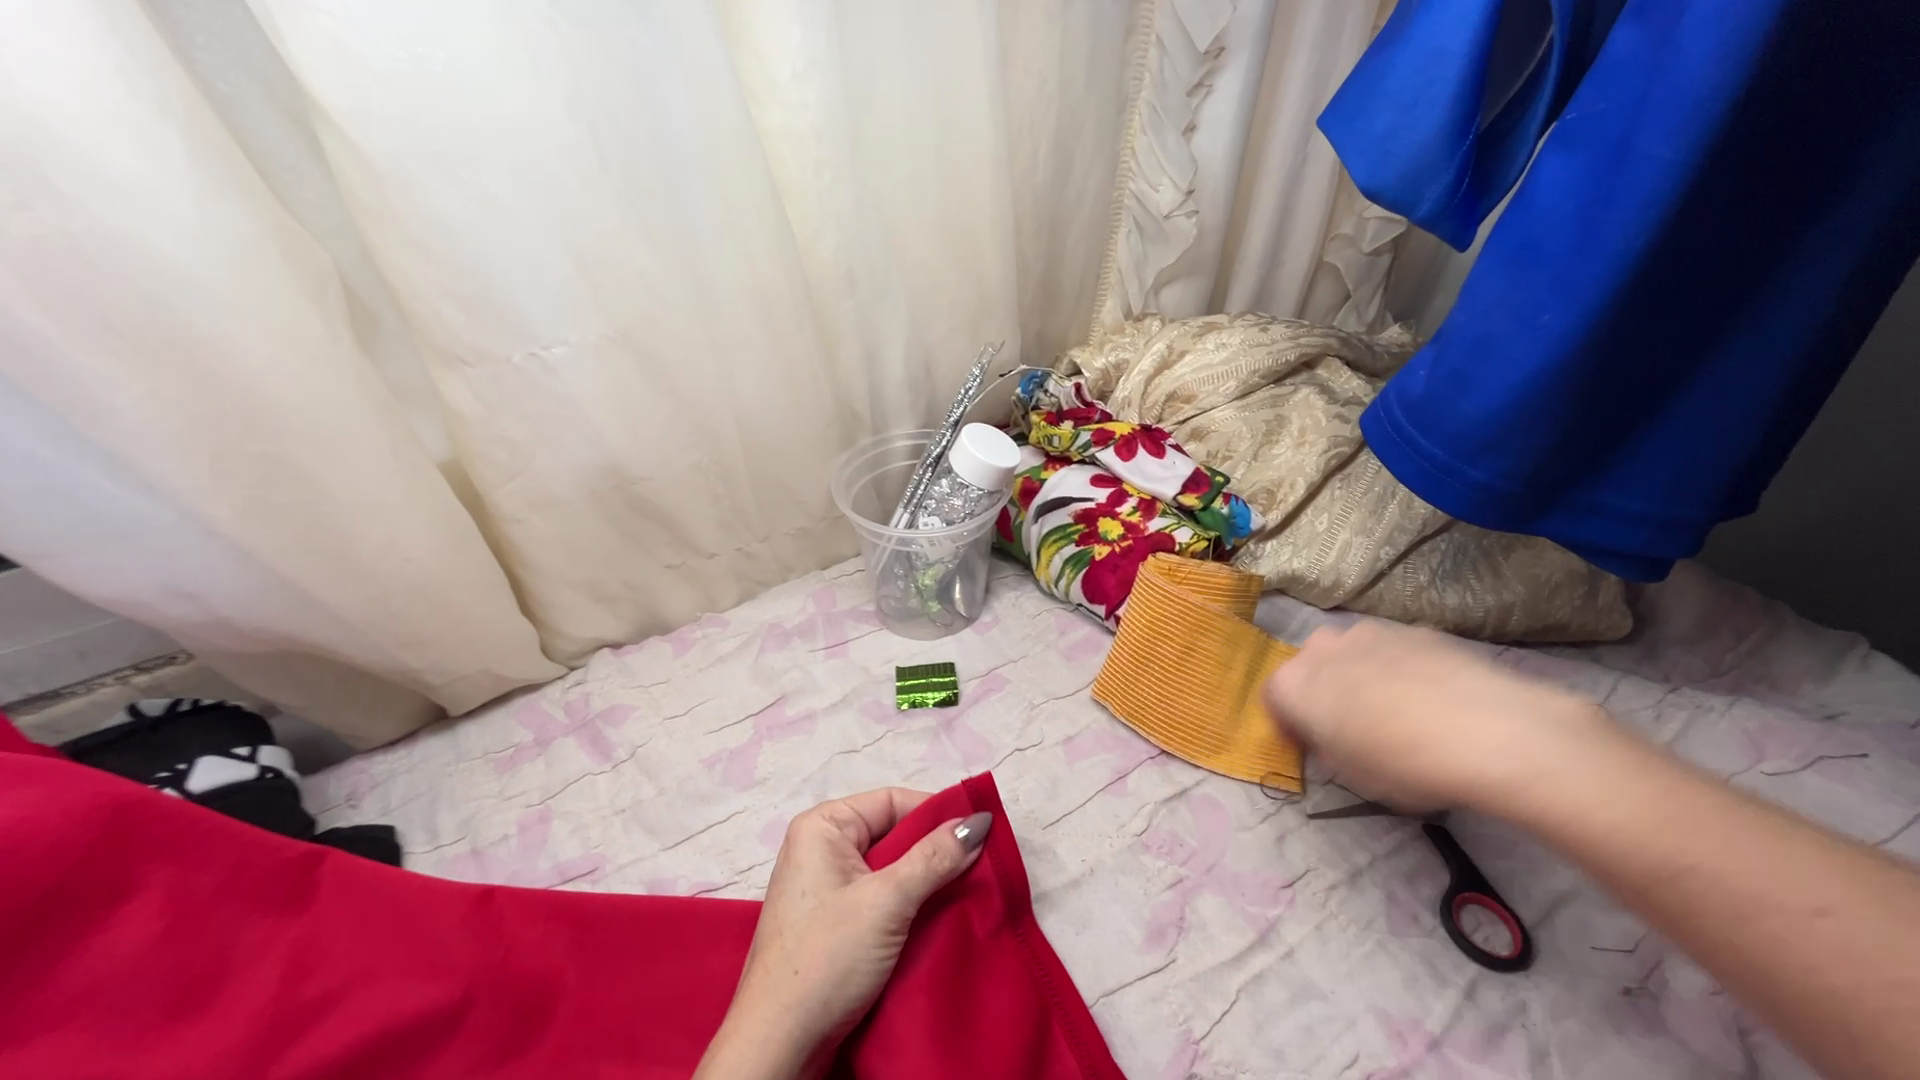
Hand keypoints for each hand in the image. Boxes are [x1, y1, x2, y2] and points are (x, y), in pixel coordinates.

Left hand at [695, 789, 991, 1079]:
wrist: (780, 1045)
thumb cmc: (826, 959)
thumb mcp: (887, 902)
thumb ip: (935, 858)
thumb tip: (980, 820)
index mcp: (822, 827)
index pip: (892, 801)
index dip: (937, 813)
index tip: (982, 833)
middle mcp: (820, 848)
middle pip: (893, 834)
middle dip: (936, 850)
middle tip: (983, 865)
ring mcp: (825, 888)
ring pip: (891, 869)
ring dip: (926, 881)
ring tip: (969, 892)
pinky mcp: (834, 923)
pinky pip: (881, 898)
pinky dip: (910, 906)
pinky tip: (940, 919)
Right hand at [1263, 620, 1618, 814]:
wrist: (1489, 731)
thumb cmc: (1403, 763)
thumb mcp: (1350, 775)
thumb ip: (1327, 749)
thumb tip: (1330, 740)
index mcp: (1293, 684)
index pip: (1273, 700)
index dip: (1290, 724)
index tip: (1310, 745)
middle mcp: (1322, 647)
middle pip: (1310, 669)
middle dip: (1322, 693)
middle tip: (1348, 728)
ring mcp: (1370, 632)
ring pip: (1351, 655)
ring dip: (1358, 677)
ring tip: (1392, 712)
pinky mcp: (1415, 630)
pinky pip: (1391, 651)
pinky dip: (1397, 669)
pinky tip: (1428, 700)